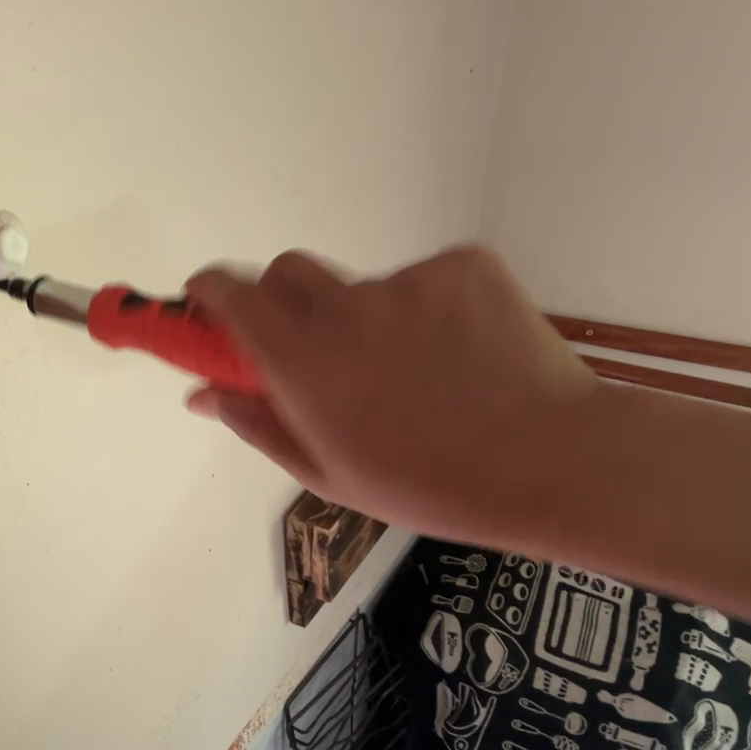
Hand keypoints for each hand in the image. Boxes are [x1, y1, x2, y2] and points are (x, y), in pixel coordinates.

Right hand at [184, 246, 601, 543]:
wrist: (549, 461)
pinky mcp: (463, 265)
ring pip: (362, 287)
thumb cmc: (426, 484)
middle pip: (288, 271)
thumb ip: (256, 423)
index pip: (233, 295)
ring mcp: (408, 280)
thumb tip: (201, 393)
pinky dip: (423, 312)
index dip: (210, 290)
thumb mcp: (326, 475)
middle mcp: (346, 308)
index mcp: (303, 361)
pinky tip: (454, 358)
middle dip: (281, 300)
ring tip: (411, 375)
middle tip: (308, 347)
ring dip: (363, 319)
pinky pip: (421, 281)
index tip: (204, 298)